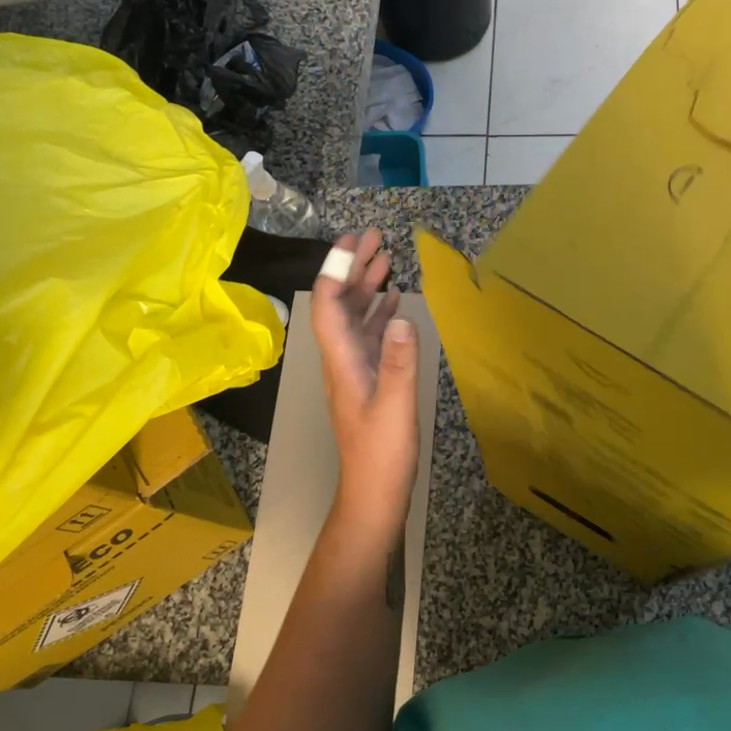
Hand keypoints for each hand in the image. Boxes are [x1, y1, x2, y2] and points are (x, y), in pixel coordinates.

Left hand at [310, 230, 419, 521]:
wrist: (374, 493)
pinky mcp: (370, 381)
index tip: (355, 239)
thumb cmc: (382, 454)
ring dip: (367, 287)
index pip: (328, 305)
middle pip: (341, 305)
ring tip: (386, 258)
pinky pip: (371, 337)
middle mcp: (343, 360)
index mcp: (342, 361)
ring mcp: (356, 371)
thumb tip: (401, 314)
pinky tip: (395, 303)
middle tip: (375, 236)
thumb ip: (399, 363)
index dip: (336, 269)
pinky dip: (381, 314)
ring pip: (356, 319)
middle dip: (354, 268)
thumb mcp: (395, 408)